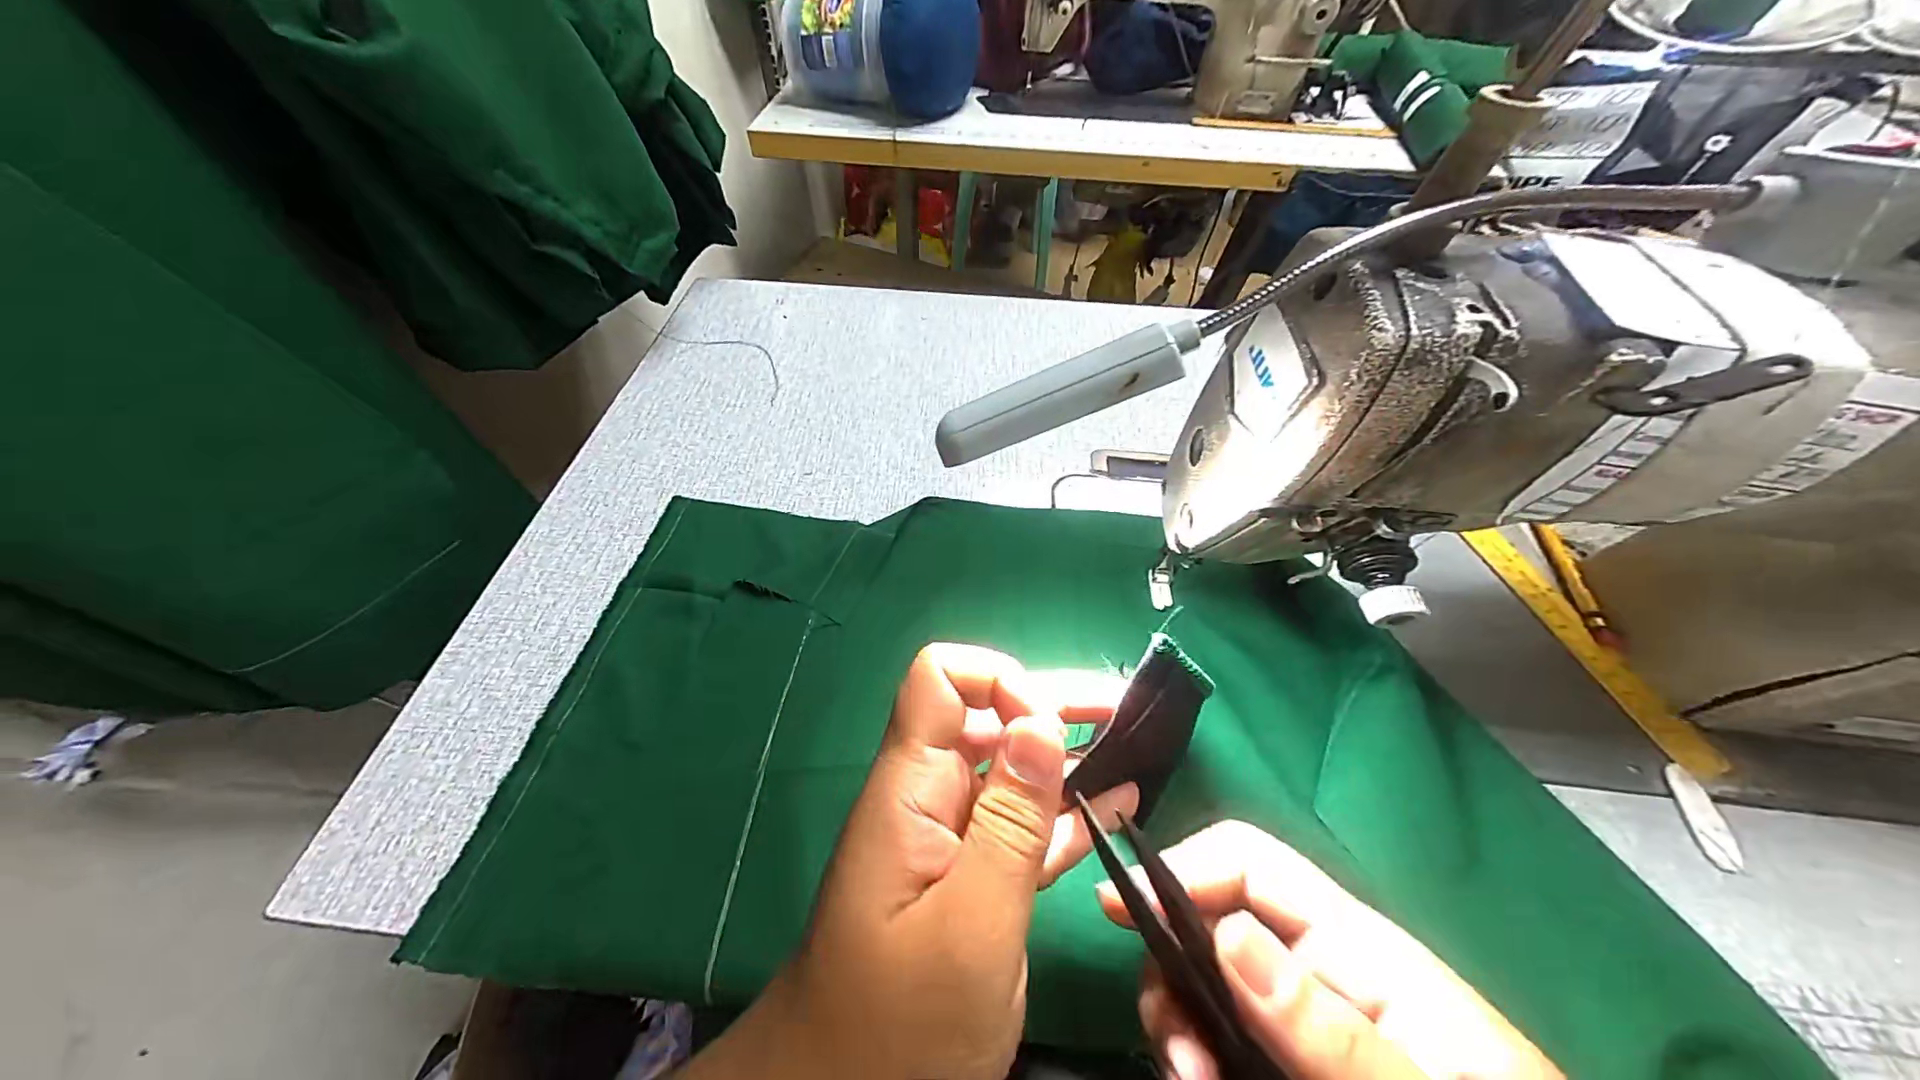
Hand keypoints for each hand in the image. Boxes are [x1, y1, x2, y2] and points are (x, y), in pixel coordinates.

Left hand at [683, 644, 1138, 1079]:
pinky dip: (1064, 808)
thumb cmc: (901, 1021)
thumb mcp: (971, 924)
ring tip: (1131, 746)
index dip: (998, 681)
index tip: (1051, 724)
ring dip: (1067, 754)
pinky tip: (1116, 801)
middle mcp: (928, 796)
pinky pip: (1019, 823)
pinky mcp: (969, 874)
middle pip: (986, 717)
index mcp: (910, 789)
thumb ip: (1010, 821)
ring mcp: (949, 836)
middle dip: (1050, 705)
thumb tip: (1040, 720)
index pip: (940, 681)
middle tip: (1121, 712)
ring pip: (1010, 768)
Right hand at [1099, 821, 1562, 1079]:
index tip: (1120, 906)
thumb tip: (1226, 931)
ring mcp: (1304, 1011)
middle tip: (1175, 1050)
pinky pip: (1223, 1027)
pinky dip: (1198, 1047)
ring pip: (1205, 976)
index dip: (1180, 864)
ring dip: (1177, 1017)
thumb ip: (1325, 1023)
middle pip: (1210, 918)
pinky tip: (1202, 1079)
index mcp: (1353, 942)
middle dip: (1169, 963)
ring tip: (1189, 1079)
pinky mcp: (1294, 1051)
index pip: (1248, 860)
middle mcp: (1319, 962)